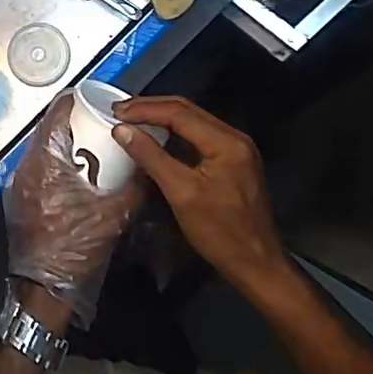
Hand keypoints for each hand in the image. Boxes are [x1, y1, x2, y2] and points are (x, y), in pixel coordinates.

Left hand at [4, 94, 145, 305]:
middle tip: (94, 117)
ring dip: (60, 141)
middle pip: (45, 130)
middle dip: (68, 121)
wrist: (42, 283)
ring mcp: (17, 180)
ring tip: (86, 139)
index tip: (89, 96)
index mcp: (45, 162)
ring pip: (38, 148)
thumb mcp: (113, 216)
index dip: (71, 102)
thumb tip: (148, 165)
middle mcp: (25, 165)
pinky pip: (34, 165)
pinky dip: (52, 159)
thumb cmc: (77, 246)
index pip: (54, 118)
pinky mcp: (17, 194)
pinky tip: (71, 167)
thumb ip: (132, 187)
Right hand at [109, 97, 293, 300]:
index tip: (114, 113)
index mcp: (226, 143)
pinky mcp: (231, 159)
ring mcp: (235, 148)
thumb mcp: (181, 193)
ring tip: (130, 119)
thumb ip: (151, 156)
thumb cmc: (221, 232)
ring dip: (159, 115)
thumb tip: (121, 129)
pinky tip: (153, 134)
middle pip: (185, 109)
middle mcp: (234, 138)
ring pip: (190, 118)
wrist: (258, 266)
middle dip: (149, 107)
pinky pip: (196, 132)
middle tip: (118, 111)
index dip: (143, 109)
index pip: (178, 112)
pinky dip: (171, 129)